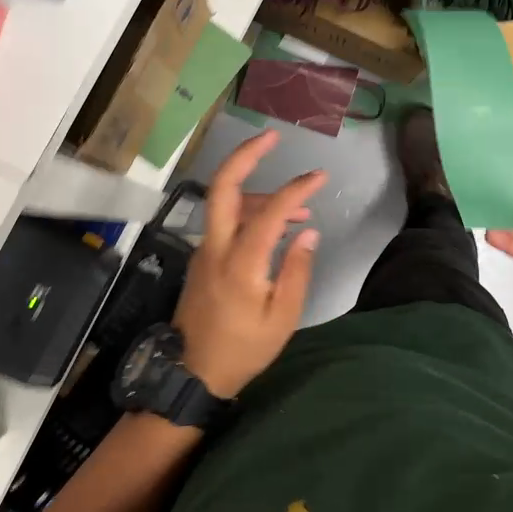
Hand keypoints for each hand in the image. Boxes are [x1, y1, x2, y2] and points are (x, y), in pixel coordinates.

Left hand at [174, 130, 324, 397]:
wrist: (192, 374)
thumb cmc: (244, 350)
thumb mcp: (282, 318)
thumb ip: (297, 270)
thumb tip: (308, 232)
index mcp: (239, 264)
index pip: (268, 213)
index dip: (295, 190)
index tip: (320, 178)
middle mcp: (215, 248)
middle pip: (222, 187)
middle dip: (245, 156)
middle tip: (272, 137)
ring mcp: (204, 252)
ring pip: (225, 204)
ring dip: (258, 192)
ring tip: (300, 210)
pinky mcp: (203, 260)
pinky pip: (225, 222)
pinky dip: (250, 212)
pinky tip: (278, 228)